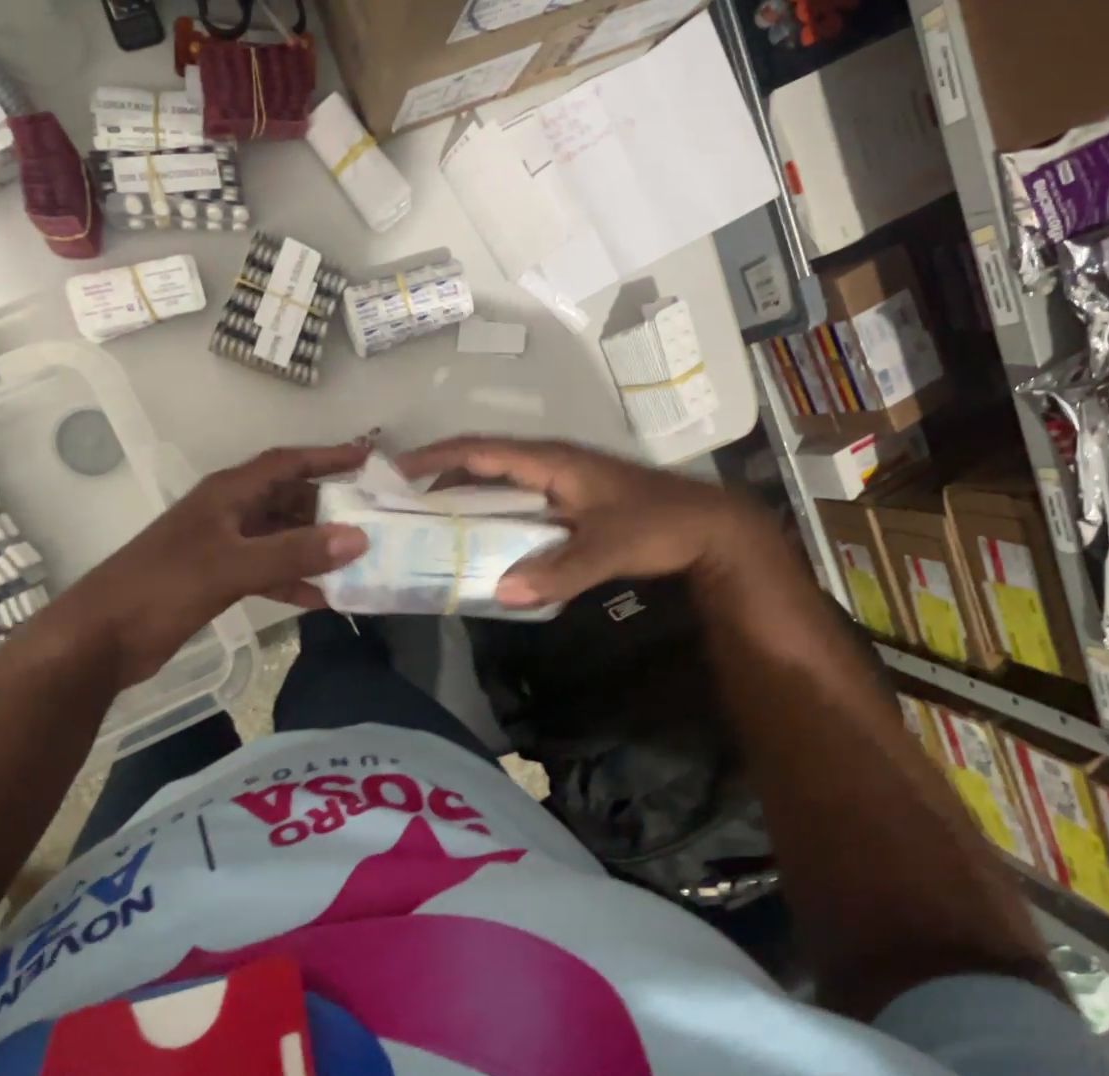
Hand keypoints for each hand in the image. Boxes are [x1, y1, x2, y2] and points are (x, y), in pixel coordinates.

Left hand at [56, 444, 369, 683]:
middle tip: (372, 517)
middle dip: (328, 506)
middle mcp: (226, 512)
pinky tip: (323, 598)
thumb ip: (295, 552)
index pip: (286, 463)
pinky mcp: (216, 579)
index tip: (368, 458)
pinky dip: (293, 580)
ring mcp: (221, 546)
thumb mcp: (233, 566)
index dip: (326, 457)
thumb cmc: (163, 588)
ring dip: (314, 547)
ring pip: (280, 537)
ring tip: (358, 558)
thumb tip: (358, 538)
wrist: (102, 637)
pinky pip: (267, 571)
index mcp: (227, 494)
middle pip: (287, 499)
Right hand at [396, 437, 781, 607]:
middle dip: (443, 477)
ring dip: (468, 497)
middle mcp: (553, 464)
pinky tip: (484, 541)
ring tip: (430, 521)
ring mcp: (564, 482)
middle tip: (403, 502)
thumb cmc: (658, 524)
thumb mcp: (608, 547)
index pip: (483, 451)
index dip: (438, 457)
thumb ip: (558, 571)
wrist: (711, 526)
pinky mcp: (574, 502)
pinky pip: (521, 503)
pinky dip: (495, 516)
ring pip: (502, 483)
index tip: (397, 469)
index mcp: (554, 462)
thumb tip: (499, 591)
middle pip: (485, 463)